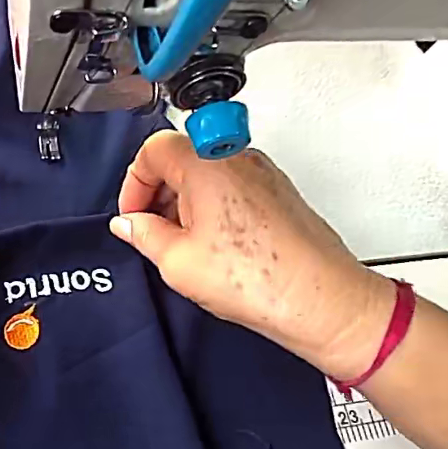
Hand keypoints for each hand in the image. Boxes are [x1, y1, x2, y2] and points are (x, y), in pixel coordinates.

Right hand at [109, 131, 392, 378]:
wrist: (318, 300)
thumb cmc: (258, 278)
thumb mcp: (175, 260)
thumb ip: (142, 234)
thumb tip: (129, 224)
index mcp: (207, 164)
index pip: (153, 149)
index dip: (133, 183)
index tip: (132, 214)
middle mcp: (237, 158)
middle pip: (179, 157)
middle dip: (156, 192)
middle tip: (148, 228)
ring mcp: (261, 173)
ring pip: (204, 172)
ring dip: (181, 201)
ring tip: (178, 243)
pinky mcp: (275, 192)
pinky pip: (228, 186)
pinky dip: (208, 207)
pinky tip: (206, 245)